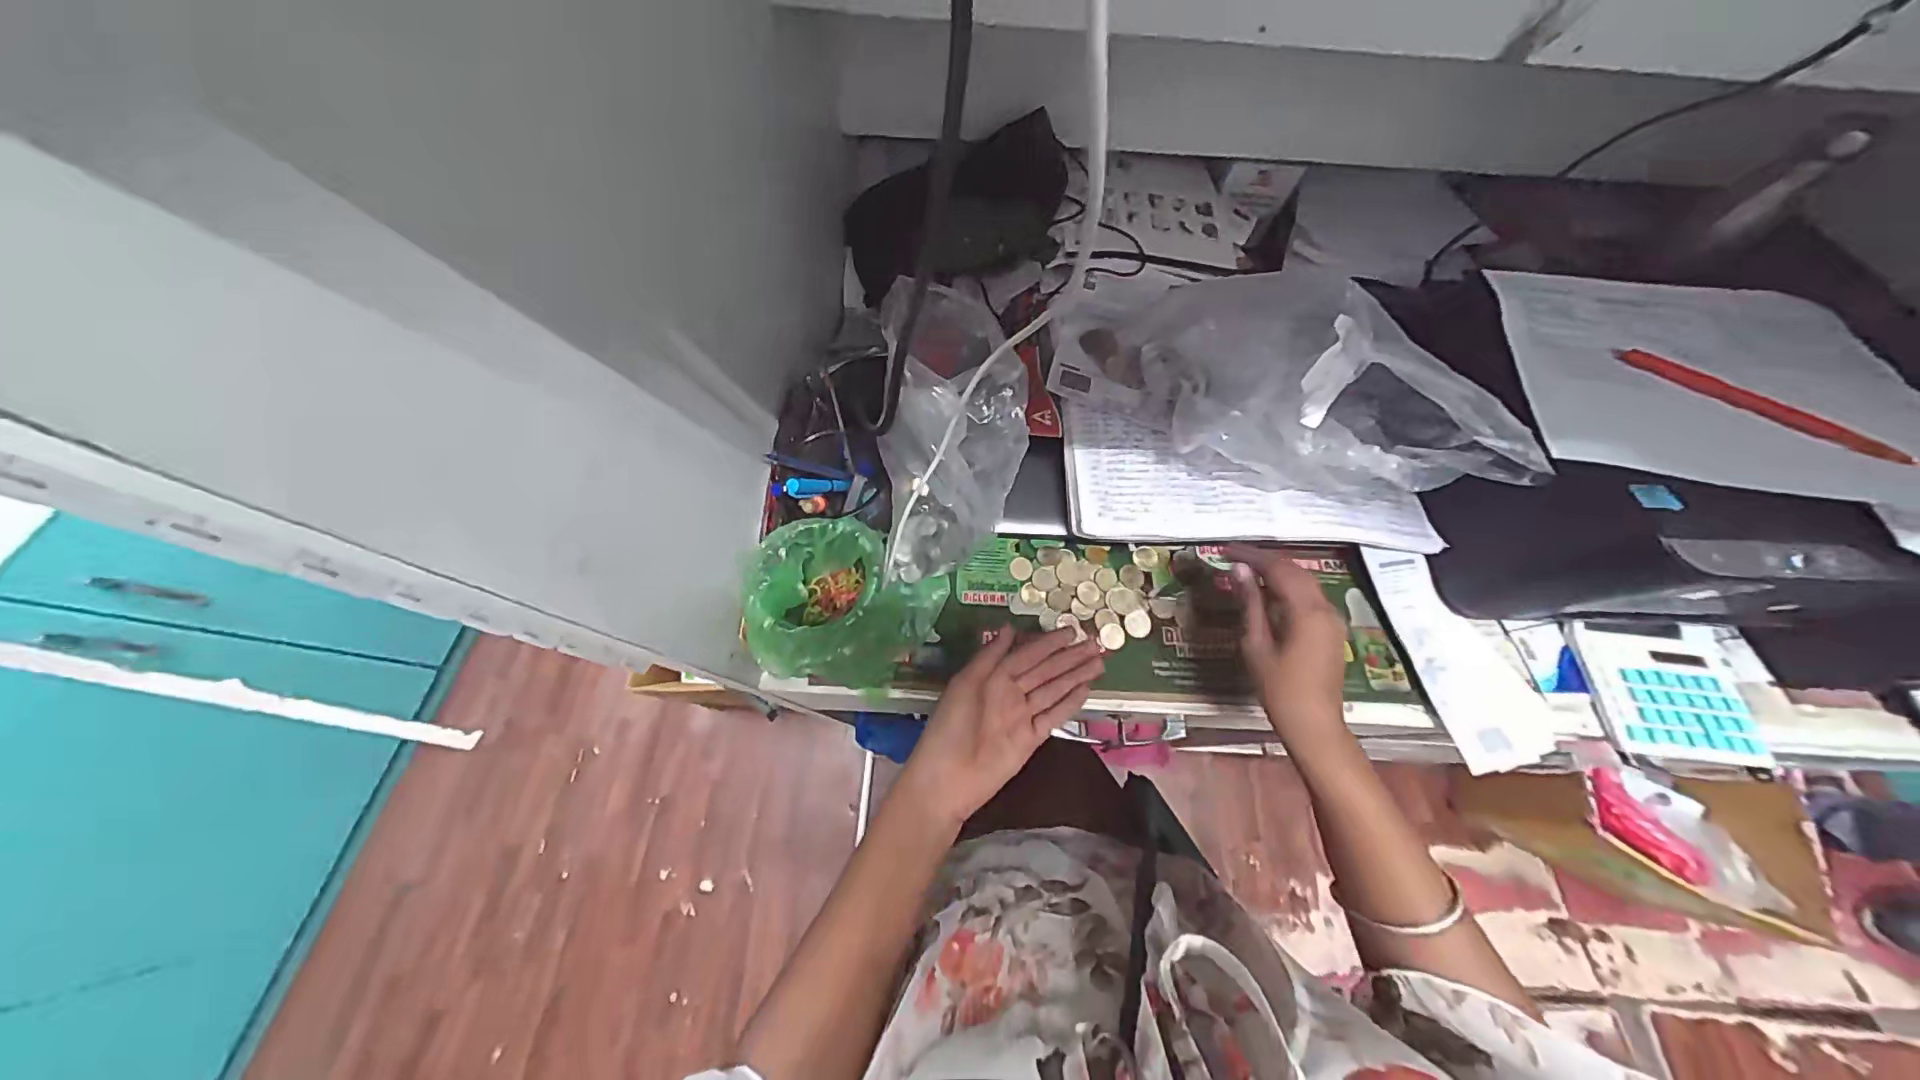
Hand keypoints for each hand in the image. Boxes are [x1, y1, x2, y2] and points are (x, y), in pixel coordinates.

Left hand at [895, 626, 1104, 828]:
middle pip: (1046, 671)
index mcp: (994, 677)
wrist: (947, 779)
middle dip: (1070, 657)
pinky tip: (1085, 689)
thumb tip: (1009, 628)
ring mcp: (1022, 716)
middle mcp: (1011, 693)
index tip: (1072, 631)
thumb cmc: (949, 727)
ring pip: (1054, 690)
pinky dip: (1069, 703)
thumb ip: (989, 656)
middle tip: (1096, 644)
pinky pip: (1053, 716)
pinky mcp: (1031, 739)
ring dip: (1075, 675)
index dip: (1049, 642)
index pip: (1028, 654)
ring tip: (1099, 662)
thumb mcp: (965, 683)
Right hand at [1226, 544, 1349, 738]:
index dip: (1251, 556)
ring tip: (1247, 570)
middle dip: (1265, 560)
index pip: (1279, 569)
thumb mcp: (1256, 644)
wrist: (1314, 725)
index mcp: (1307, 611)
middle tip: (1233, 556)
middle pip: (1295, 571)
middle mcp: (1326, 608)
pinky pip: (1309, 597)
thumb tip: (1240, 570)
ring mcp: (1333, 619)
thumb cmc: (1279, 689)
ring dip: (1277, 572)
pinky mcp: (1331, 630)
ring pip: (1305, 582)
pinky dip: (1288, 587)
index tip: (1225, 549)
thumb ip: (1250, 603)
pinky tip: (1268, 592)